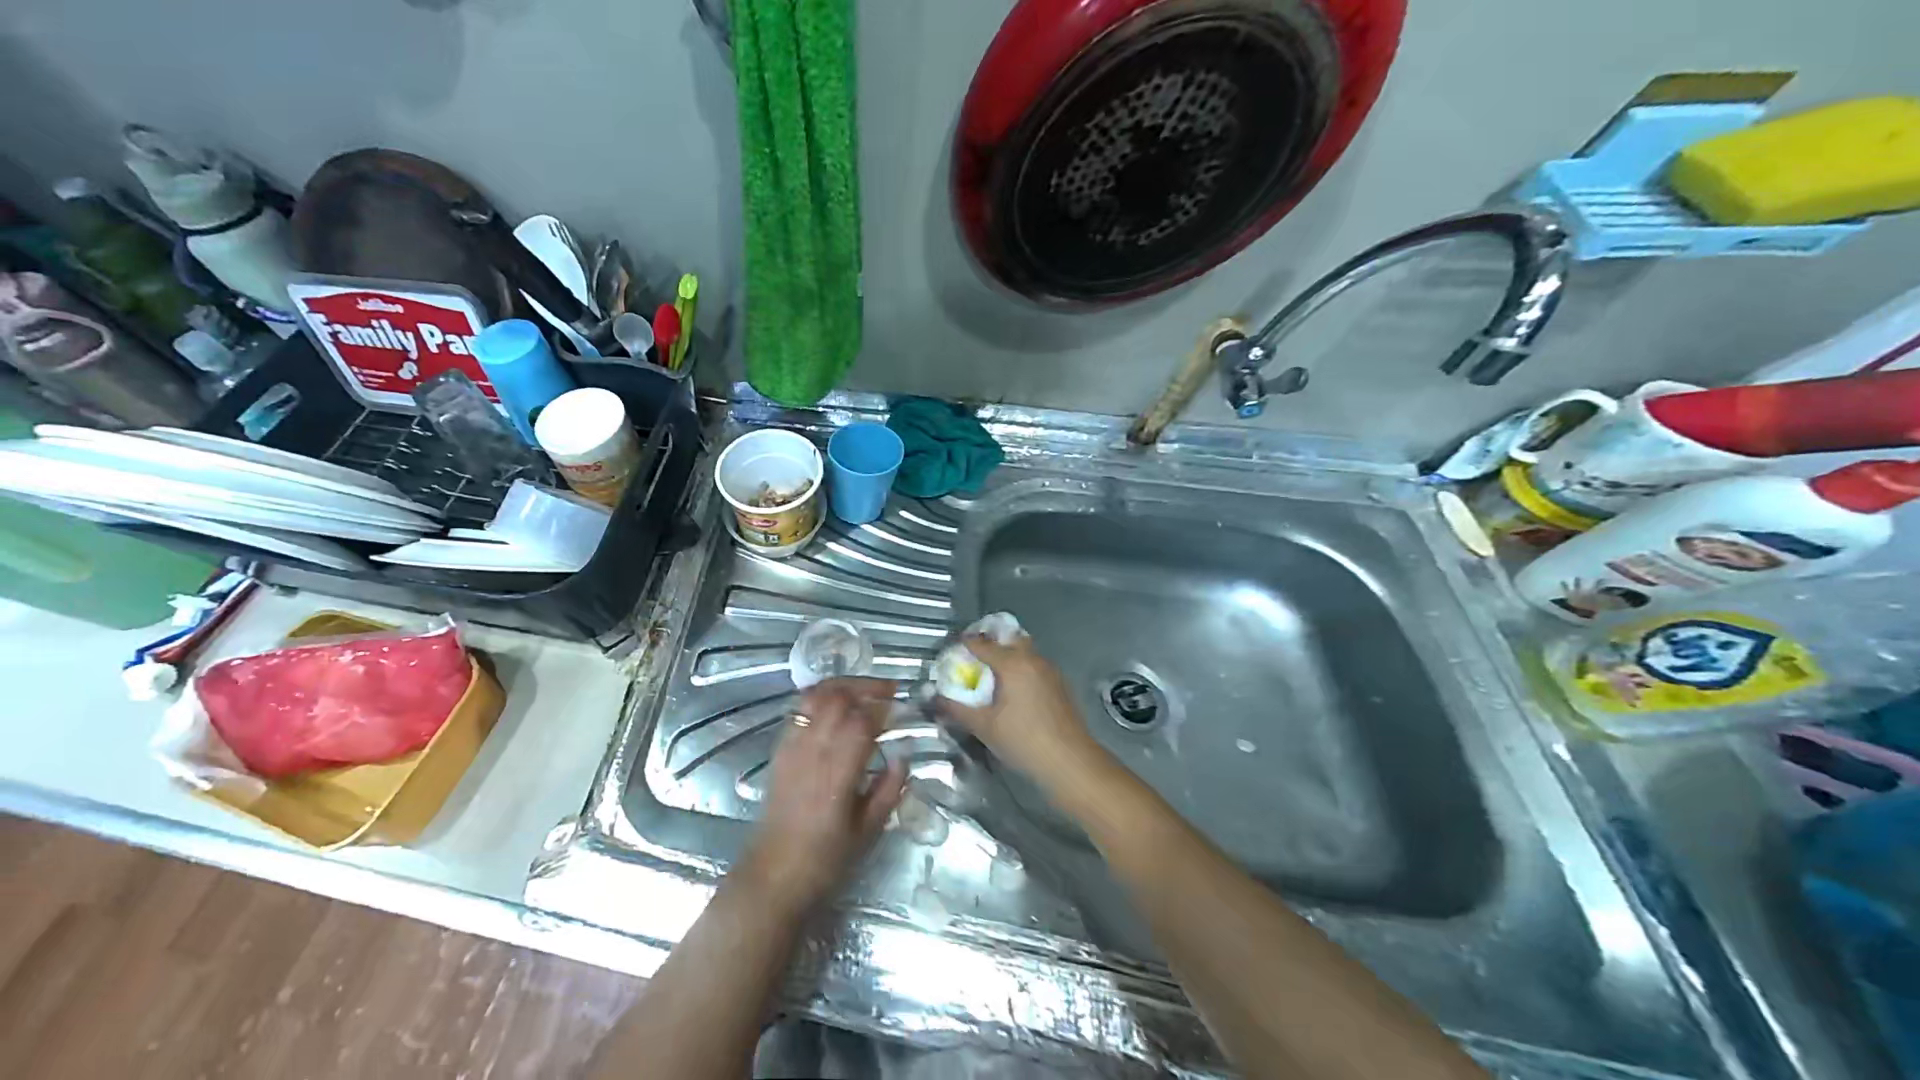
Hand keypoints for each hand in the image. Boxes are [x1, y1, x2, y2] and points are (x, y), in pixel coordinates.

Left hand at [740, 677, 906, 914]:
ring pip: (814, 697)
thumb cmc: (825, 860)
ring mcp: (791, 748)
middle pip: (836, 698)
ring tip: (863, 692)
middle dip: (865, 688)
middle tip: (889, 692)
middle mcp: (812, 752)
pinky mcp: (779, 751)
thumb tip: (904, 757)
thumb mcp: (868, 831)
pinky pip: (799, 710)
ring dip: (842, 687)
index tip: (901, 709)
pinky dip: (820, 698)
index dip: (883, 708)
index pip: (861, 722)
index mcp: (837, 774)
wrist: (773, 877)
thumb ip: (889, 789)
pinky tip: (836, 707)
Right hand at [936, 635, 1099, 777]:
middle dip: (992, 643)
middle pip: (1010, 639)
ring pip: (1026, 652)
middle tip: (975, 659)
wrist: (1070, 761)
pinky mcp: (1061, 685)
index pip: (982, 644)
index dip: (965, 644)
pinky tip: (1015, 692)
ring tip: (993, 676)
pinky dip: (1023, 670)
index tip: (952, 650)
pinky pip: (1036, 667)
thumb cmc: (1024, 740)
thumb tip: (935, 699)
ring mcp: (1051, 671)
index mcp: (1012, 663)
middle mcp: (1033, 659)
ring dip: (1009, 656)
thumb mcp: (984, 726)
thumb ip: (957, 709)